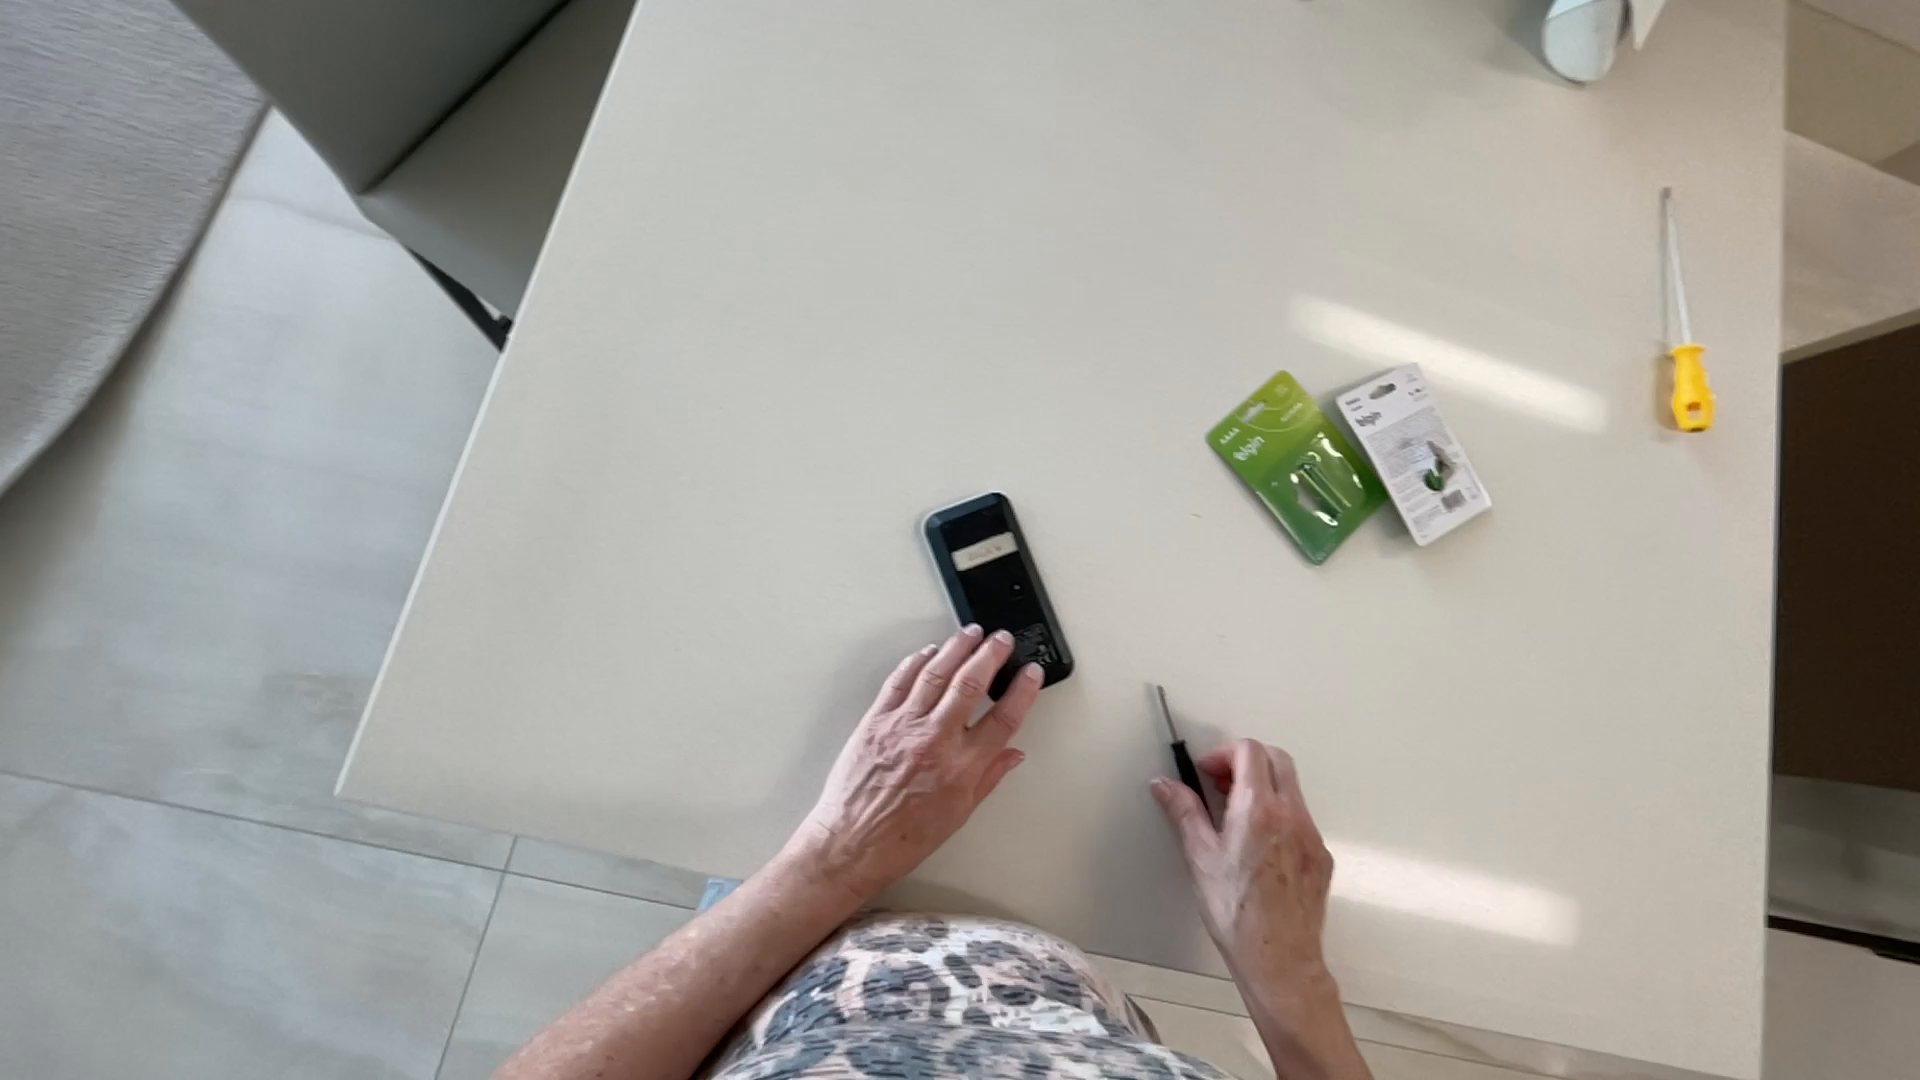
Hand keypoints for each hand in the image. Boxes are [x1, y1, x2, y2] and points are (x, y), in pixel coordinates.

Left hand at [789, 625, 1044, 904]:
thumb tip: (1013, 753)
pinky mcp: (876, 720)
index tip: (1032, 673)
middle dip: (991, 654)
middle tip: (1003, 639)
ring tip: (972, 633)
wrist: (850, 844)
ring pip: (936, 673)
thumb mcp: (959, 814)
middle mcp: (934, 740)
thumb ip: (989, 777)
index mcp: (961, 768)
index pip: (1004, 719)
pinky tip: (930, 651)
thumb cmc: (902, 838)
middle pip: (971, 684)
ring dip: (957, 647)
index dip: (1023, 691)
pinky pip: (899, 680)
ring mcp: (903, 726)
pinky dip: (917, 660)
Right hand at [1151, 739, 1334, 996]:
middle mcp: (1291, 815)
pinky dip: (1278, 812)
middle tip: (1222, 782)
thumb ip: (1183, 811)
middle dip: (1246, 760)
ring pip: (1291, 787)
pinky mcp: (1320, 856)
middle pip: (1276, 758)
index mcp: (1258, 810)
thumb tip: (1165, 786)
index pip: (1249, 751)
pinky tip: (1257, 840)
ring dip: (1263, 785)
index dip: (1223, 753)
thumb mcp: (1199, 857)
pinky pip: (1301, 816)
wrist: (1279, 961)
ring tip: (1236, 812)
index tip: (1208, 771)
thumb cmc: (1239, 914)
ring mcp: (1311, 835)